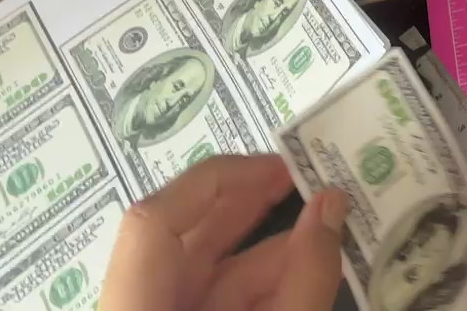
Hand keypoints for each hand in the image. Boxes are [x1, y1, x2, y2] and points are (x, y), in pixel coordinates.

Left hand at [102, 154, 348, 310]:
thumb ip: (304, 275)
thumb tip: (332, 201)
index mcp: (137, 307)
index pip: (154, 218)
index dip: (218, 181)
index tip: (282, 168)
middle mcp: (134, 308)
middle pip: (181, 237)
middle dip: (249, 202)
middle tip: (307, 179)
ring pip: (202, 272)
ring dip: (267, 246)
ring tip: (324, 230)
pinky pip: (211, 299)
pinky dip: (260, 283)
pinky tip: (304, 274)